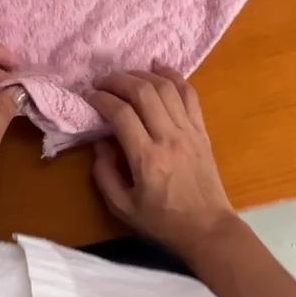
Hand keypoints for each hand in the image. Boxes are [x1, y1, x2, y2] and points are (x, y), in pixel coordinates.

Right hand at [88, 64, 238, 257]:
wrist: (207, 228)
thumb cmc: (161, 221)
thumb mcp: (122, 207)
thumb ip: (105, 175)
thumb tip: (100, 144)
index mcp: (147, 159)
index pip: (122, 115)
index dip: (102, 100)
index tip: (88, 97)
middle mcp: (169, 138)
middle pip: (144, 93)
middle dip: (118, 80)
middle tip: (101, 81)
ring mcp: (189, 131)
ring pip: (166, 88)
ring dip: (142, 75)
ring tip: (125, 75)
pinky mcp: (201, 131)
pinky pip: (188, 94)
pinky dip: (173, 76)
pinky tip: (158, 68)